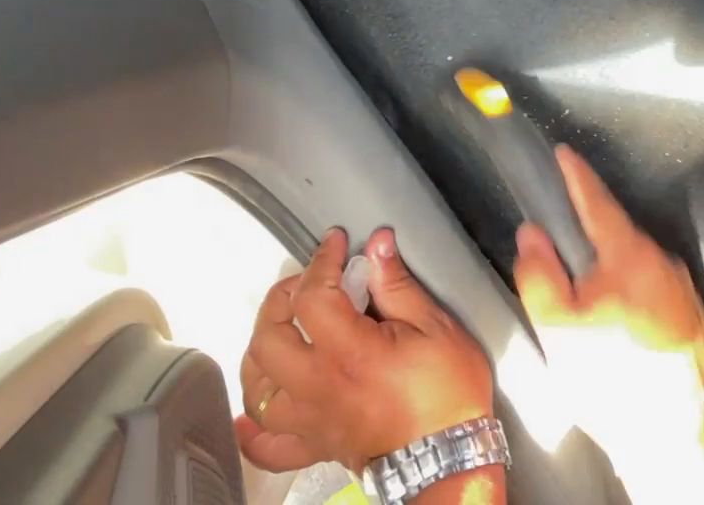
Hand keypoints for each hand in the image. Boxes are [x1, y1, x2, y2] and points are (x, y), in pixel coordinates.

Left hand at [234, 228, 495, 473]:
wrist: (452, 460)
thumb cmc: (447, 394)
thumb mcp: (434, 327)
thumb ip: (398, 284)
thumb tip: (377, 244)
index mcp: (347, 352)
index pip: (311, 296)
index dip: (320, 260)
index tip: (335, 242)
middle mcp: (317, 386)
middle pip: (268, 337)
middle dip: (281, 299)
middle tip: (309, 282)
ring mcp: (311, 419)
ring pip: (257, 387)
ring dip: (260, 351)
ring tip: (283, 329)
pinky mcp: (315, 445)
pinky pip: (267, 446)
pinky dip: (251, 428)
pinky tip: (251, 410)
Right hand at [512, 147, 703, 467]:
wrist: (675, 435)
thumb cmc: (611, 376)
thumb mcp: (557, 327)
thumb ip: (539, 272)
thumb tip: (533, 233)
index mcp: (628, 253)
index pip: (596, 199)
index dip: (575, 174)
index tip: (563, 152)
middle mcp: (661, 260)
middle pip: (615, 232)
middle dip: (588, 232)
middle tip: (560, 246)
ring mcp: (681, 287)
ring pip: (633, 262)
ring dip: (608, 266)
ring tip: (585, 300)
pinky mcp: (690, 314)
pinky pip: (650, 285)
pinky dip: (628, 289)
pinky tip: (614, 321)